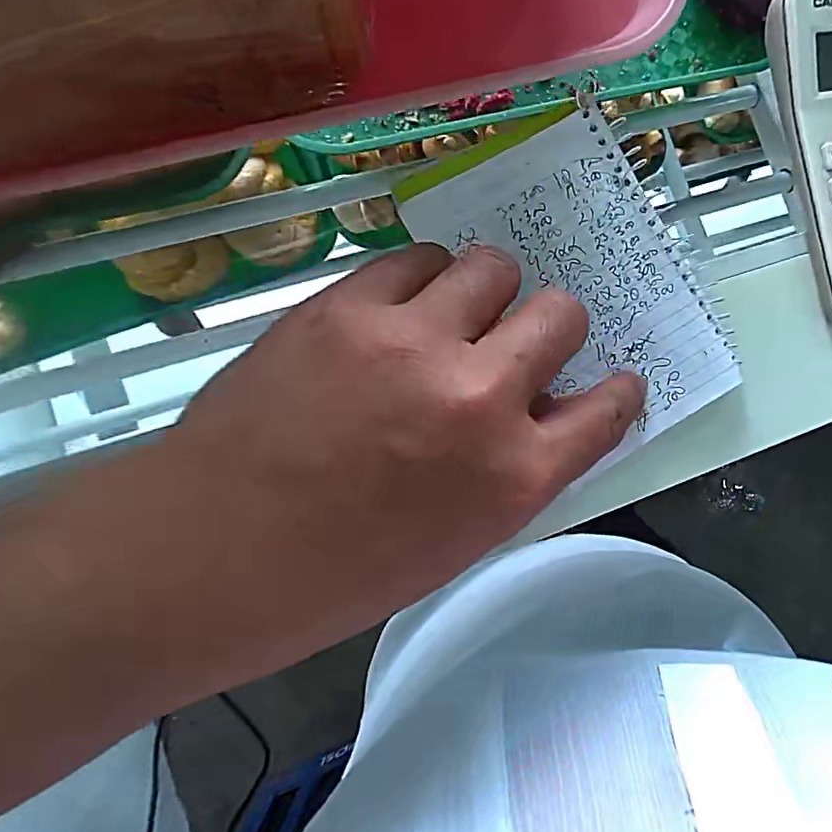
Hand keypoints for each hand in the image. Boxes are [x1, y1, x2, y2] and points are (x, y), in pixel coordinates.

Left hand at [64, 243, 643, 695]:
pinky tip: (400, 309)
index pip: (608, 409)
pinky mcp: (347, 308)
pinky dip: (422, 281)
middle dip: (551, 327)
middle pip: (561, 313)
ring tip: (453, 317)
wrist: (214, 550)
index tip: (611, 381)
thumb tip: (539, 407)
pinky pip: (416, 260)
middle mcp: (480, 398)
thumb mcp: (459, 539)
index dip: (617, 389)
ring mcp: (412, 343)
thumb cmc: (343, 571)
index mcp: (514, 477)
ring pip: (492, 267)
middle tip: (515, 342)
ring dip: (486, 293)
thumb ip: (514, 469)